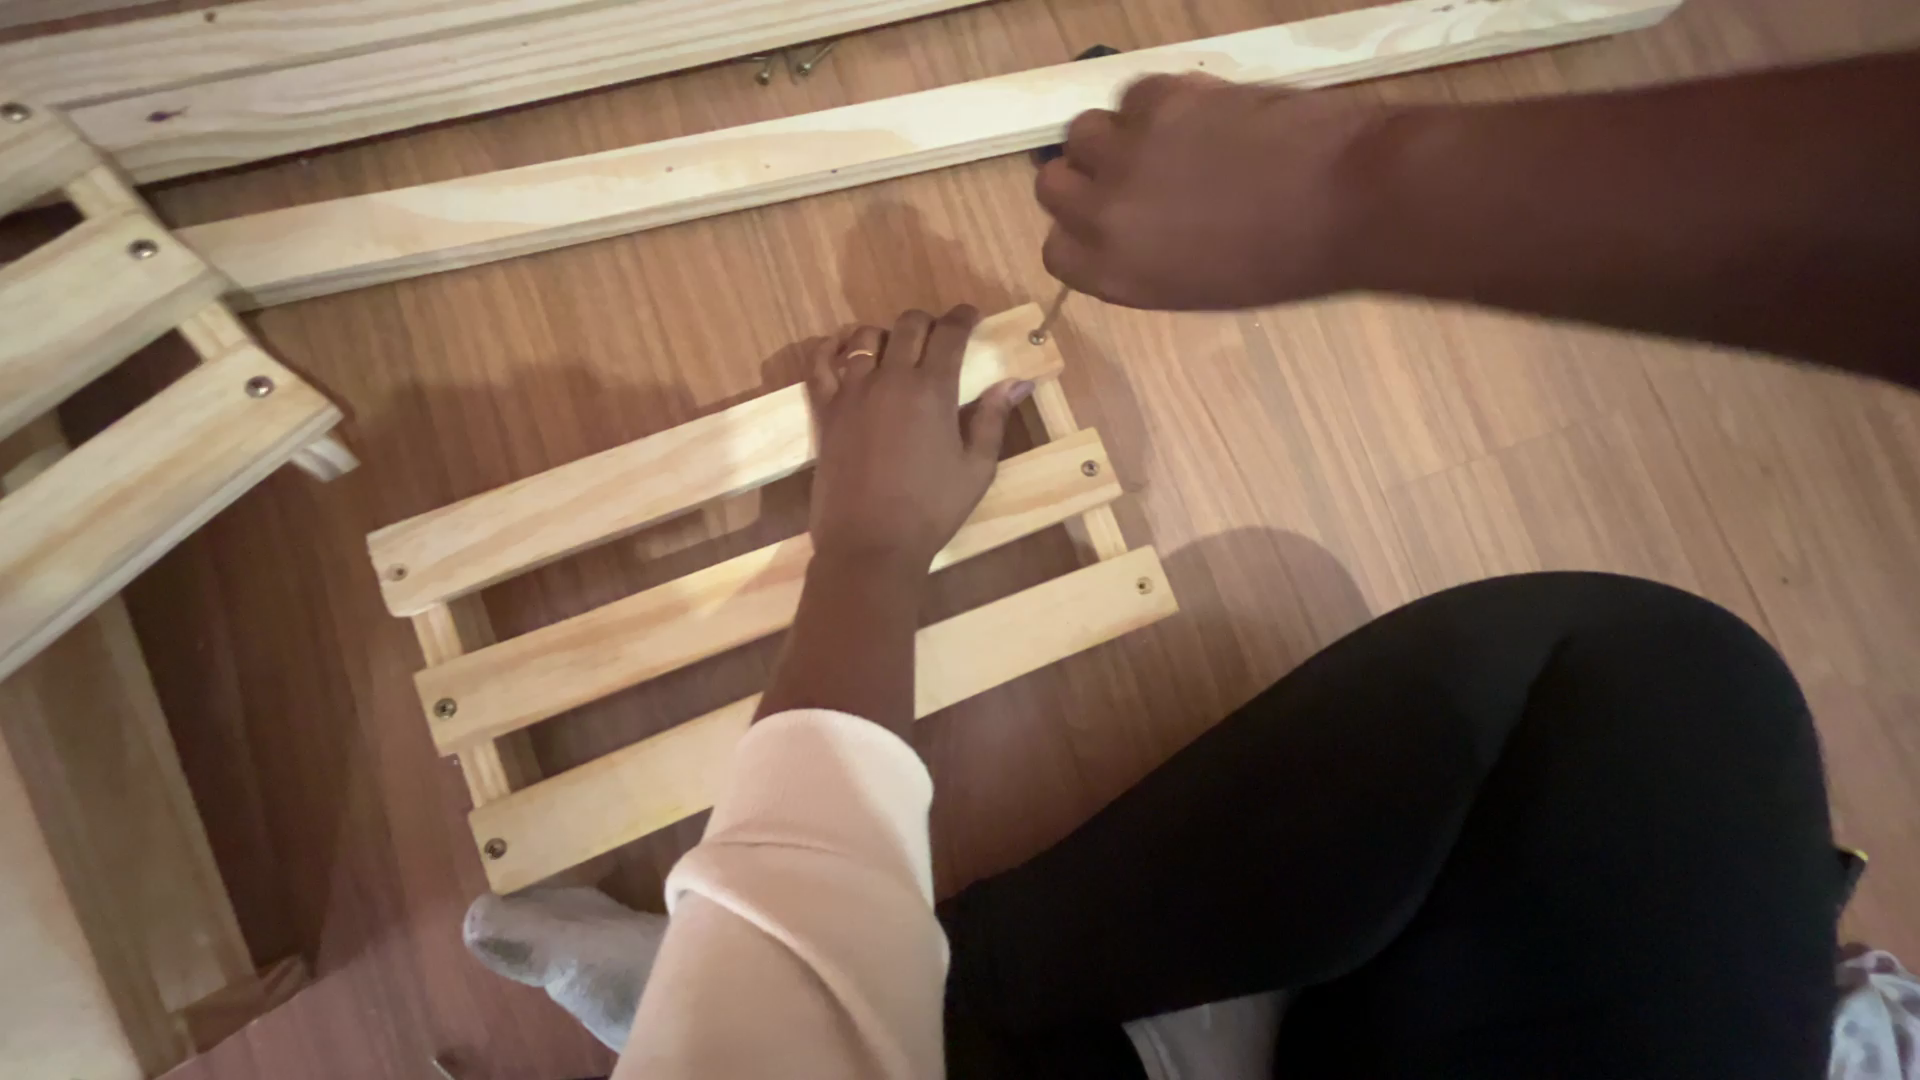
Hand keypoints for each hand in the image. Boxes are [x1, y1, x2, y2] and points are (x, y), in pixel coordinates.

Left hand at [805, 305, 1031, 573]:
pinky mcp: (825, 410)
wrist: (871, 543)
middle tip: (938, 335)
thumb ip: (993, 419)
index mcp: (933, 389)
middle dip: (928, 322)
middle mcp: (890, 378)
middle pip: (908, 326)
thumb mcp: (976, 468)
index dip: (963, 318)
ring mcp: (852, 391)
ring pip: (865, 337)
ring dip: (885, 335)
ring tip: (895, 348)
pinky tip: (843, 347)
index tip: (970, 317)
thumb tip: (1017, 382)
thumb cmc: (931, 510)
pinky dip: (831, 347)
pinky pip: (820, 363)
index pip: (949, 334)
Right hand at [1036, 73, 1388, 309]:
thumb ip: (1135, 260)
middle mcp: (1103, 215)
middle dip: (1081, 178)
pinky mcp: (1164, 98)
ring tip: (1158, 142)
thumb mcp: (1187, 286)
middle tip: (1125, 176)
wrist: (1341, 202)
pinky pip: (1132, 94)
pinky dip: (1154, 103)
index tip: (1104, 223)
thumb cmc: (1275, 264)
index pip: (1053, 249)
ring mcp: (1129, 153)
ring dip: (1110, 136)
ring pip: (1081, 130)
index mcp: (1111, 273)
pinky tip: (1194, 116)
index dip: (1076, 232)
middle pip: (1050, 183)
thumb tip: (1121, 230)